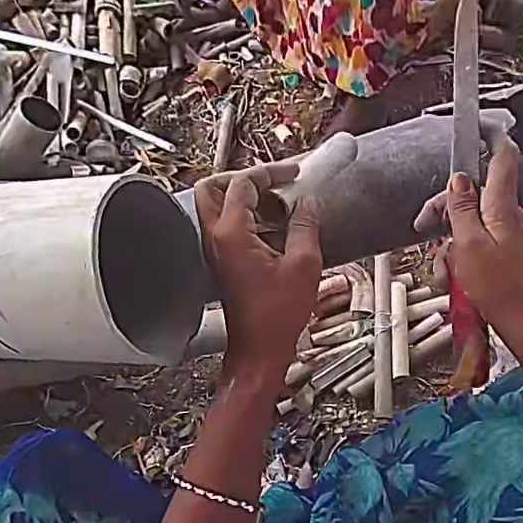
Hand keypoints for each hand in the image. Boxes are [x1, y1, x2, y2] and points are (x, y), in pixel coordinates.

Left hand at [194, 165, 321, 382]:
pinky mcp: (223, 262)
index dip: (270, 173)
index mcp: (231, 235)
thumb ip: (305, 226)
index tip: (292, 173)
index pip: (242, 184)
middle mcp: (215, 239)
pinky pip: (227, 227)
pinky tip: (276, 228)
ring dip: (245, 198)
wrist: (260, 349)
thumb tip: (308, 205)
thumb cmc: (276, 316)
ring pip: (217, 206)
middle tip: (273, 183)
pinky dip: (247, 218)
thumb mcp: (304, 264)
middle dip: (244, 179)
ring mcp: (216, 251)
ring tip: (279, 205)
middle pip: (213, 188)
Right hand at [419, 143, 522, 325]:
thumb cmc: (496, 287)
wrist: (516, 319)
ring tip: (447, 270)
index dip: (490, 140)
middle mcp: (509, 215)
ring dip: (449, 245)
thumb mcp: (468, 245)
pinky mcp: (502, 249)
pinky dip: (460, 257)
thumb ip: (461, 209)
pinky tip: (455, 277)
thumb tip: (459, 179)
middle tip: (424, 227)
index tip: (478, 126)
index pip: (502, 161)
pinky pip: (475, 242)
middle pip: (472, 195)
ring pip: (468, 223)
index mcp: (503, 208)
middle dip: (445, 213)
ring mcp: (507, 233)